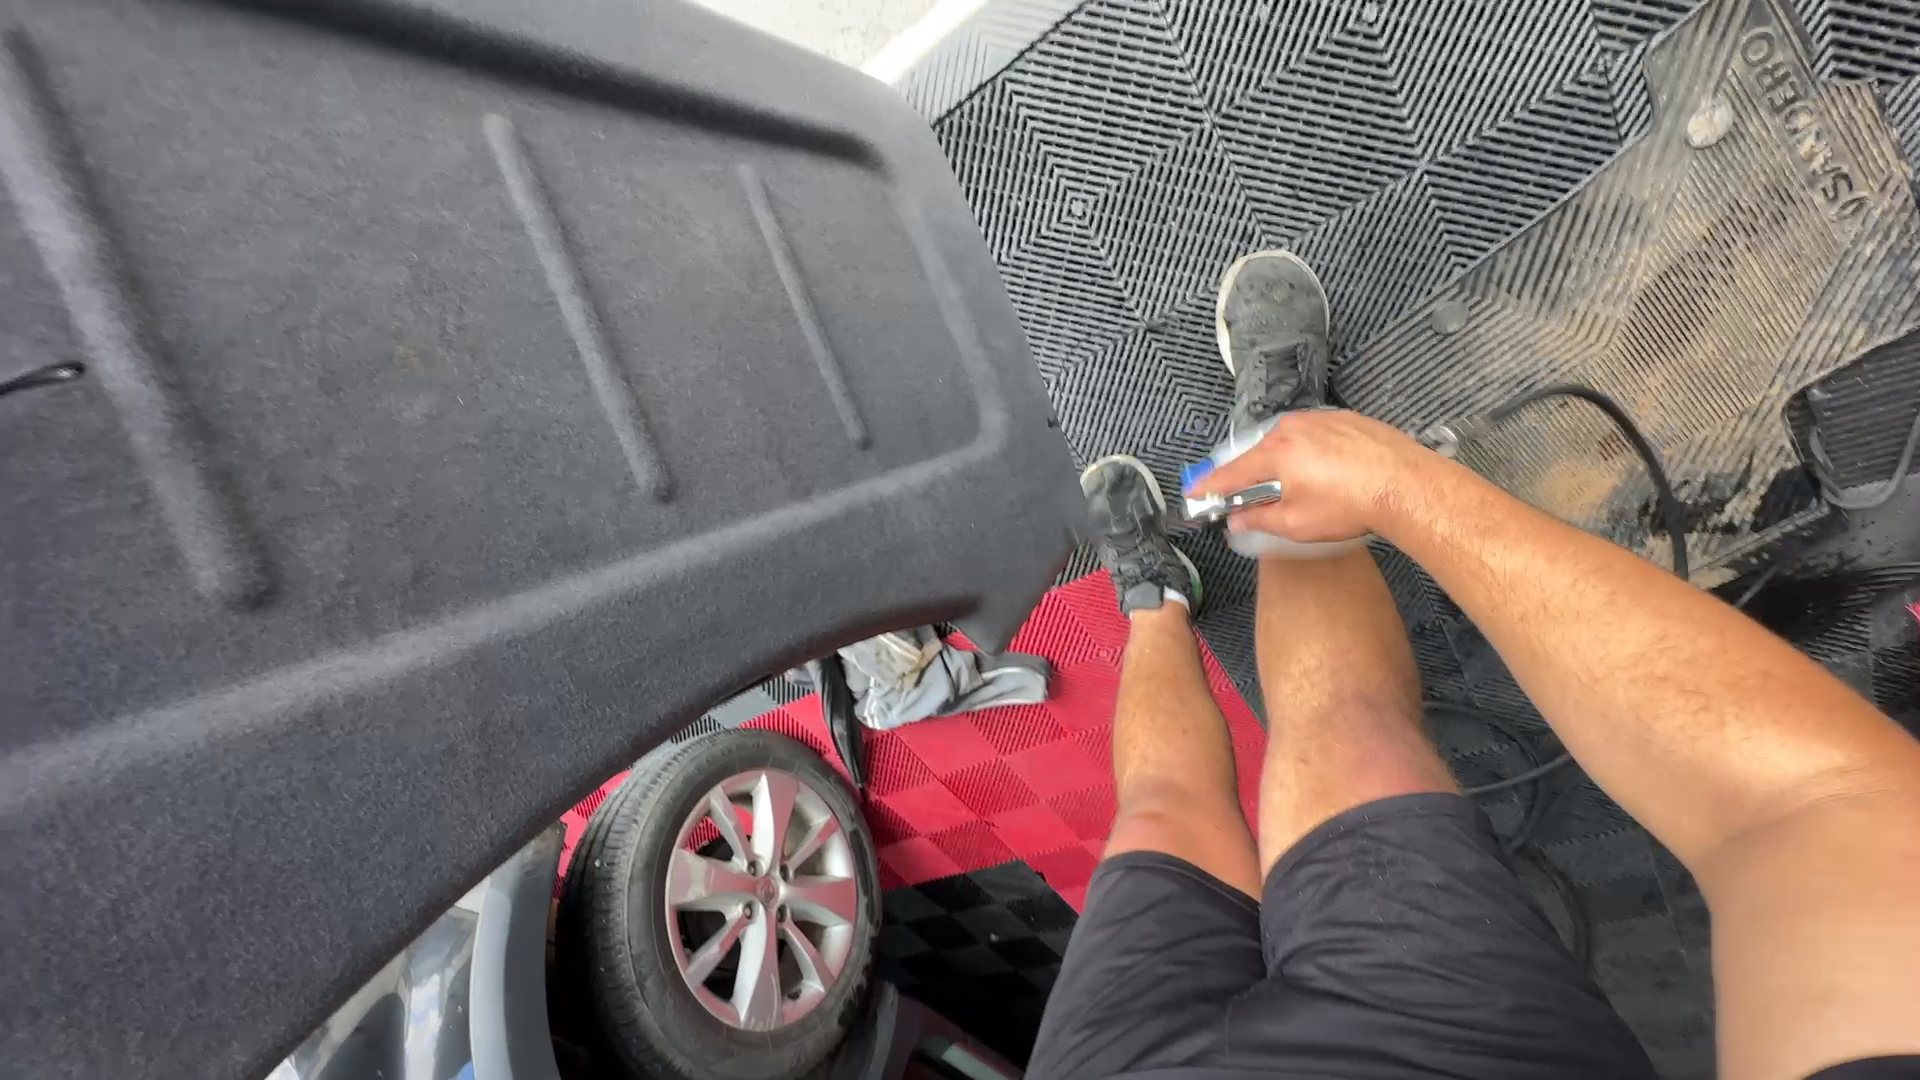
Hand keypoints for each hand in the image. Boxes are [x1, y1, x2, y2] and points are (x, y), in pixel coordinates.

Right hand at [1189, 409, 1434, 542]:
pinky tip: (1323, 475)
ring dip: (1282, 465)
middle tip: (1249, 498)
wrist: (1409, 487)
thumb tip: (1239, 520)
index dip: (1209, 485)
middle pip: (1257, 454)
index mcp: (1275, 453)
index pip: (1230, 472)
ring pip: (1287, 443)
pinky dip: (1309, 454)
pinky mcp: (1346, 420)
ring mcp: (1321, 420)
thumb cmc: (1355, 504)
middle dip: (1251, 477)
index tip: (1196, 491)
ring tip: (1295, 490)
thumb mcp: (1296, 523)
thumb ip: (1258, 520)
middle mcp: (1294, 429)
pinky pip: (1314, 436)